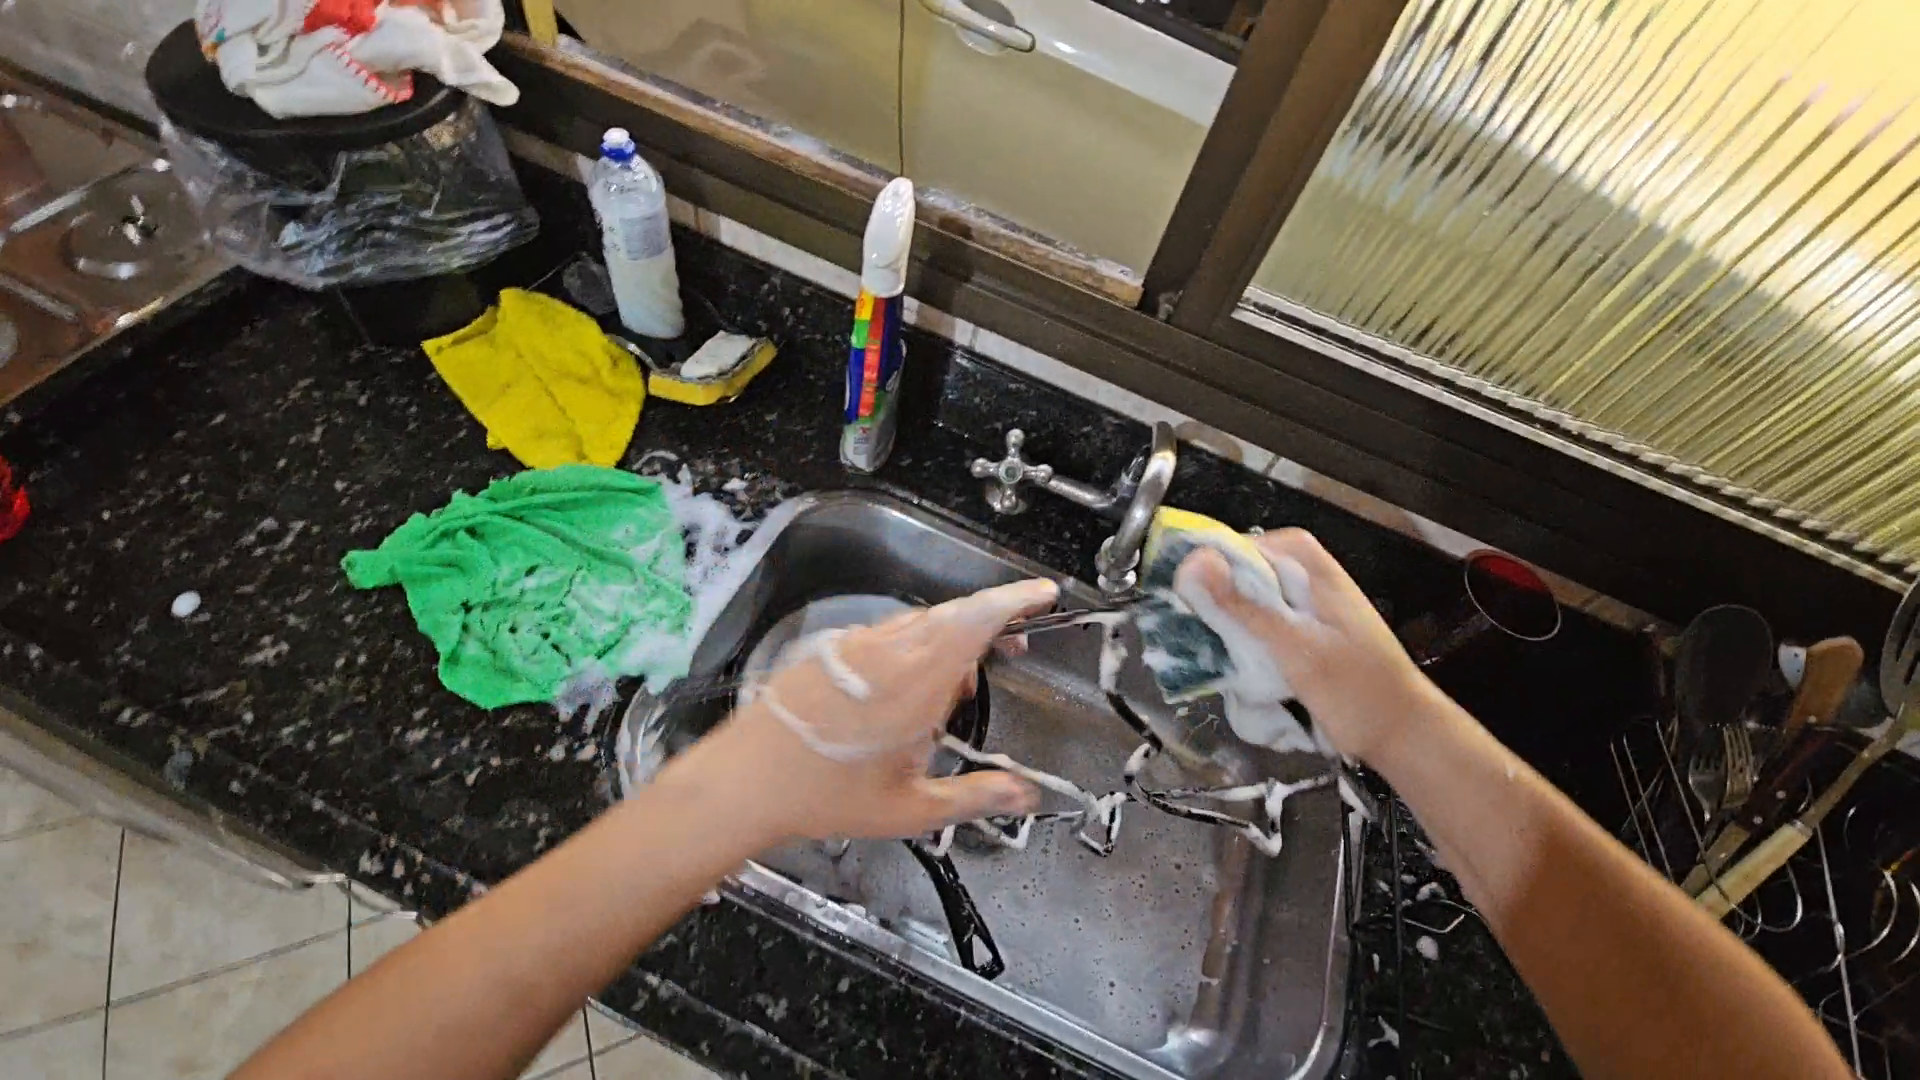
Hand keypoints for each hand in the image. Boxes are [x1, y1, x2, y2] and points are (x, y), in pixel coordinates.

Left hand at [665, 579, 1058, 843]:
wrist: (745, 780)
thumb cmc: (828, 795)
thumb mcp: (910, 809)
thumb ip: (975, 797)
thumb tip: (1027, 794)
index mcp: (917, 682)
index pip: (975, 621)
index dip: (1014, 601)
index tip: (1043, 595)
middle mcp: (890, 651)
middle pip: (954, 616)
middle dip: (992, 625)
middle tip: (1013, 651)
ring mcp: (859, 646)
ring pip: (922, 625)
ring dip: (952, 643)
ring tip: (959, 690)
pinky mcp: (836, 650)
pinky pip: (891, 635)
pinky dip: (919, 649)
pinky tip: (911, 691)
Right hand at [1175, 528, 1435, 764]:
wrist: (1403, 736)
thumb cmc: (1356, 689)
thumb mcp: (1294, 646)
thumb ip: (1243, 606)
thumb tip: (1194, 563)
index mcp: (1314, 571)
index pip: (1252, 545)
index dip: (1215, 560)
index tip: (1184, 586)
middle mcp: (1309, 583)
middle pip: (1249, 572)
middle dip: (1218, 594)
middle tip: (1189, 620)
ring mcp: (1307, 613)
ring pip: (1252, 602)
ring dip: (1229, 621)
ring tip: (1202, 642)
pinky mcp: (1304, 639)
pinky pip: (1262, 628)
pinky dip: (1244, 640)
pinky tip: (1228, 659)